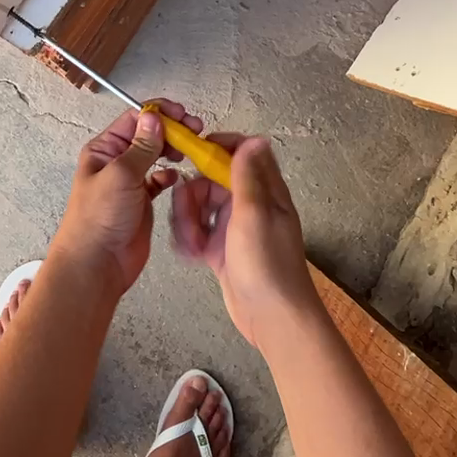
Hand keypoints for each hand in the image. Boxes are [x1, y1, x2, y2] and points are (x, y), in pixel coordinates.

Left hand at [50, 100, 203, 294]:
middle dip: (171, 129)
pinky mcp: (142, 201)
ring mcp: (130, 181)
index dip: (159, 114)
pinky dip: (170, 175)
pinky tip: (177, 176)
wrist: (97, 264)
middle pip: (148, 134)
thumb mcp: (121, 175)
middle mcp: (117, 161)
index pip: (134, 119)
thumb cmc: (99, 218)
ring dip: (173, 149)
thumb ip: (141, 145)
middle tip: (195, 130)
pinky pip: (159, 179)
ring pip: (156, 155)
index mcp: (104, 149)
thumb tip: (154, 117)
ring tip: (190, 150)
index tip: (182, 115)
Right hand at [169, 136, 319, 347]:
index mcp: (265, 190)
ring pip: (200, 206)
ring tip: (191, 244)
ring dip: (188, 220)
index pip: (243, 153)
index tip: (194, 154)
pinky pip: (198, 231)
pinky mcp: (221, 248)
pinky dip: (190, 238)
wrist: (271, 318)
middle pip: (212, 180)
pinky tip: (191, 254)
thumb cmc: (267, 264)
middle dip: (193, 194)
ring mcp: (234, 227)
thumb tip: (254, 138)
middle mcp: (250, 204)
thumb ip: (248, 176)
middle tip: (185, 213)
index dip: (219, 147)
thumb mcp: (254, 214)